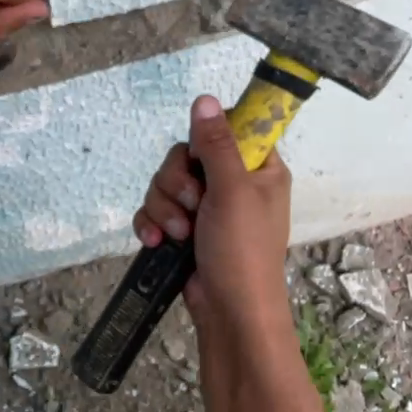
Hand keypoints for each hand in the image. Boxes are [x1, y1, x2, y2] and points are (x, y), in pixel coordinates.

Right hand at [134, 96, 293, 330]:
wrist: (229, 314)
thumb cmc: (242, 250)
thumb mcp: (231, 190)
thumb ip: (216, 144)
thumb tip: (205, 97)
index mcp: (258, 169)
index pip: (229, 129)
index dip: (208, 138)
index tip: (200, 157)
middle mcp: (233, 183)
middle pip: (186, 156)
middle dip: (177, 183)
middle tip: (192, 204)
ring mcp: (206, 208)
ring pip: (165, 183)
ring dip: (164, 208)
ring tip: (178, 234)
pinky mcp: (183, 230)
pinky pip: (155, 211)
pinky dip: (152, 225)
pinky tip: (157, 243)